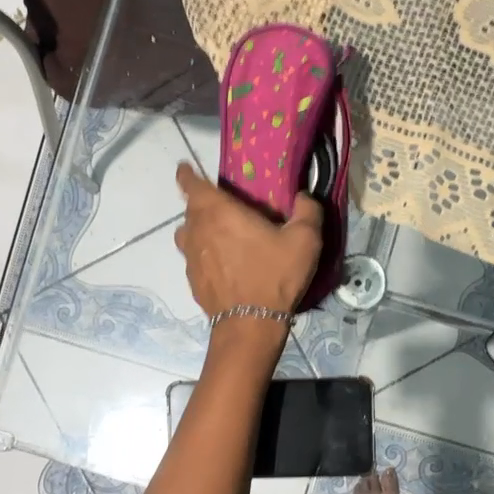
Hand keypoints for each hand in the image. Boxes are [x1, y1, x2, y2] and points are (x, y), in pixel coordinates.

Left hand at [174, 164, 322, 318]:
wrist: (251, 324)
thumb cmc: (275, 275)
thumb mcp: (305, 240)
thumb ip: (307, 211)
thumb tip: (303, 197)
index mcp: (218, 211)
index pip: (190, 183)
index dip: (186, 174)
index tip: (185, 169)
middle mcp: (197, 230)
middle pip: (191, 209)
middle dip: (202, 204)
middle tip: (223, 207)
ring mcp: (191, 258)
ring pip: (188, 235)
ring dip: (199, 230)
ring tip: (219, 236)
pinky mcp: (193, 281)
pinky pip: (194, 259)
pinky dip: (204, 257)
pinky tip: (223, 266)